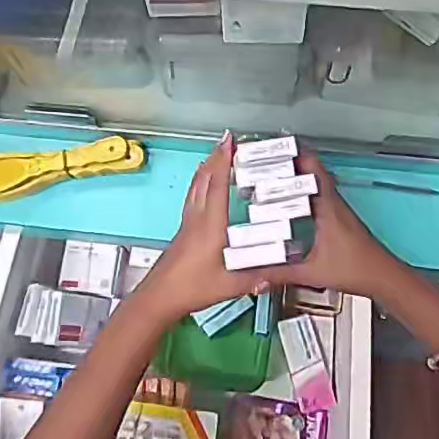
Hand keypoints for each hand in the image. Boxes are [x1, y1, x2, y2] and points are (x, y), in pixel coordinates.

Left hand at [134, 133, 278, 320]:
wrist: (160, 297)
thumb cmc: (192, 288)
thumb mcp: (230, 286)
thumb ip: (255, 279)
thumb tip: (278, 274)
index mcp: (210, 226)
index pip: (218, 185)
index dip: (225, 161)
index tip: (231, 141)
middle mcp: (197, 219)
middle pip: (205, 179)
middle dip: (217, 157)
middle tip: (229, 140)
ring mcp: (188, 224)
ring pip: (196, 187)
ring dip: (207, 168)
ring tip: (216, 154)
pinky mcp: (183, 231)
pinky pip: (192, 198)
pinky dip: (199, 184)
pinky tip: (202, 185)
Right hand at [276, 151, 409, 300]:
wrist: (384, 278)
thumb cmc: (358, 270)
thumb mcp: (312, 273)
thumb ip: (281, 274)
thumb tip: (256, 276)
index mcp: (329, 209)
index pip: (314, 170)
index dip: (297, 154)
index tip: (278, 146)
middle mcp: (335, 205)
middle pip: (314, 173)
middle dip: (293, 162)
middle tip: (270, 159)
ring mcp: (340, 212)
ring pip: (319, 185)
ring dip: (301, 177)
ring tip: (276, 176)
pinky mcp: (342, 221)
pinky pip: (323, 198)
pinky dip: (308, 194)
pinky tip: (295, 204)